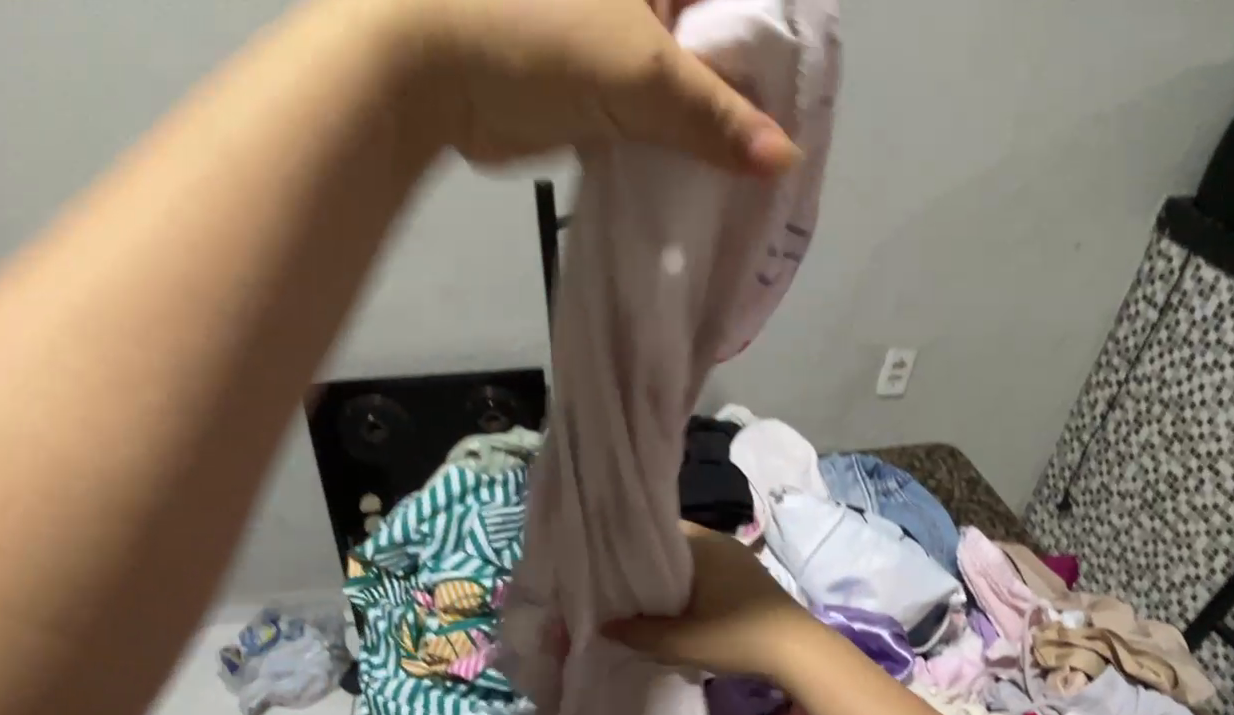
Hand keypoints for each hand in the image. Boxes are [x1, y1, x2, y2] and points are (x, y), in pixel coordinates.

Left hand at [385, 0, 801, 173]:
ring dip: (714, 127)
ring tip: (755, 171)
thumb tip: (785, 160)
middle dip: (750, 93)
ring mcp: (619, 38)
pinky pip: (653, 115)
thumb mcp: (643, 75)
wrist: (427, 70)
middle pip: (719, 43)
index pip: (742, 1)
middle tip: (785, 144)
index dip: (778, 45)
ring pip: (687, 83)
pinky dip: (676, 145)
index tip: (806, 97)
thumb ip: (717, 118)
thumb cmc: (539, 36)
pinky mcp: (595, 86)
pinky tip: (705, 178)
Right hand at [603, 523, 820, 677]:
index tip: (610, 562)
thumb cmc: (736, 636)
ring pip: (695, 562)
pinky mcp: (752, 581)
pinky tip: (683, 609)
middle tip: (623, 585)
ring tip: (648, 600)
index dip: (632, 546)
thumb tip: (605, 626)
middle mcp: (722, 543)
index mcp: (703, 544)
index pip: (658, 530)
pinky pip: (712, 574)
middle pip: (676, 547)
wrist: (797, 652)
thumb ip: (639, 633)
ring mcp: (740, 561)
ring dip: (675, 579)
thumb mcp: (680, 641)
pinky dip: (695, 587)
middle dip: (652, 565)